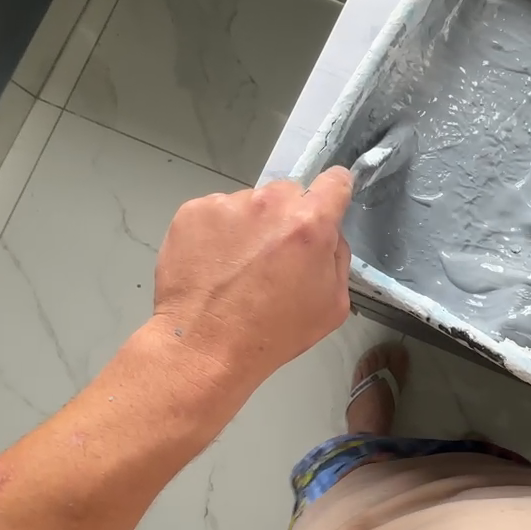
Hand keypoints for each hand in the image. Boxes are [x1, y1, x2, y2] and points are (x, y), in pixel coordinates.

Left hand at [150, 169, 353, 388]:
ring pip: (250, 204)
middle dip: (287, 218)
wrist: (206, 347)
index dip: (334, 192)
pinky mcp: (193, 212)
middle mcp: (269, 204)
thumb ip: (337, 258)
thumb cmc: (274, 333)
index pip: (335, 182)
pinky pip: (217, 213)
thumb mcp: (333, 304)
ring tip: (238, 267)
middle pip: (289, 194)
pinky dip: (218, 232)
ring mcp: (227, 204)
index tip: (327, 204)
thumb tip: (328, 236)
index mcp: (310, 224)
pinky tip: (215, 265)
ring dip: (250, 226)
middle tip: (275, 256)